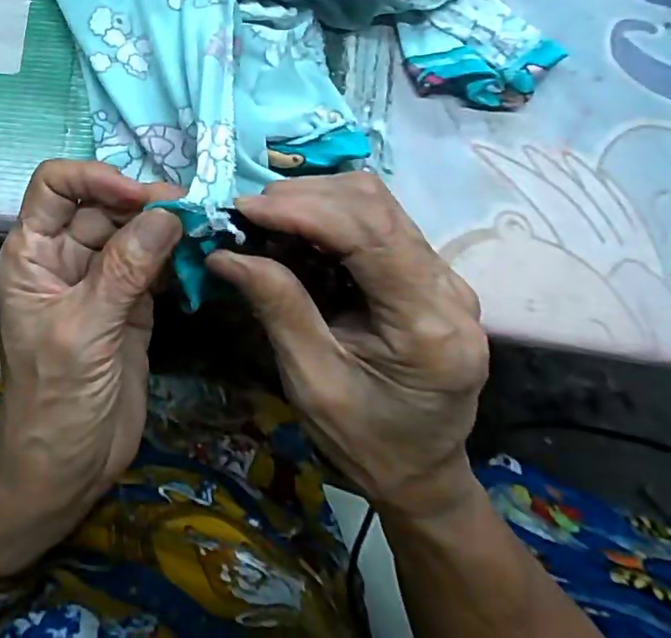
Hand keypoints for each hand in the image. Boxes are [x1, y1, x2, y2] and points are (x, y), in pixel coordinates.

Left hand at [0, 160, 183, 576]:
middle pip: (99, 205)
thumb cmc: (56, 399)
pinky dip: (175, 255)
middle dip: (141, 202)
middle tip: (192, 209)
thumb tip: (166, 214)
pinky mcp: (128, 301)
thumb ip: (124, 271)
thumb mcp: (84, 331)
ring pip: (130, 230)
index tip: (138, 197)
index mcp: (31, 252)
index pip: (53, 186)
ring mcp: (97, 278)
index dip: (92, 179)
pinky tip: (200, 253)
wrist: (67, 467)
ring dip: (164, 225)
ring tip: (204, 225)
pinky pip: (151, 262)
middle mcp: (62, 255)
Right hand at [206, 173, 488, 518]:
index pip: (369, 235)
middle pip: (374, 204)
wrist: (420, 472)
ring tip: (264, 223)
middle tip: (245, 217)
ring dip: (311, 199)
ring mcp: (441, 276)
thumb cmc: (364, 440)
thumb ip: (277, 307)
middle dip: (301, 197)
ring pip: (374, 202)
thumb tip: (223, 252)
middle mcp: (447, 288)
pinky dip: (324, 214)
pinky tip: (292, 233)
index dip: (302, 209)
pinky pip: (374, 220)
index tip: (242, 209)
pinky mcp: (424, 272)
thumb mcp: (310, 381)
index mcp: (427, 325)